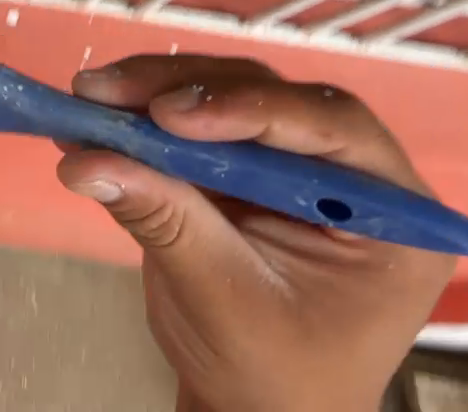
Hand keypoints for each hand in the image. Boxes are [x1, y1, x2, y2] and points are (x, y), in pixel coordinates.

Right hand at [55, 55, 454, 411]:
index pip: (331, 129)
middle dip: (183, 87)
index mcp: (386, 217)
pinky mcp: (231, 164)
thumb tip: (81, 161)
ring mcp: (282, 164)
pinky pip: (183, 120)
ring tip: (88, 95)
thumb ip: (162, 220)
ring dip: (149, 88)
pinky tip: (88, 114)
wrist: (252, 403)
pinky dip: (133, 113)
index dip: (249, 107)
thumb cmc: (267, 370)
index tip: (167, 115)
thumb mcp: (220, 298)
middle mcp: (341, 176)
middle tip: (105, 91)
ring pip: (220, 91)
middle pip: (266, 95)